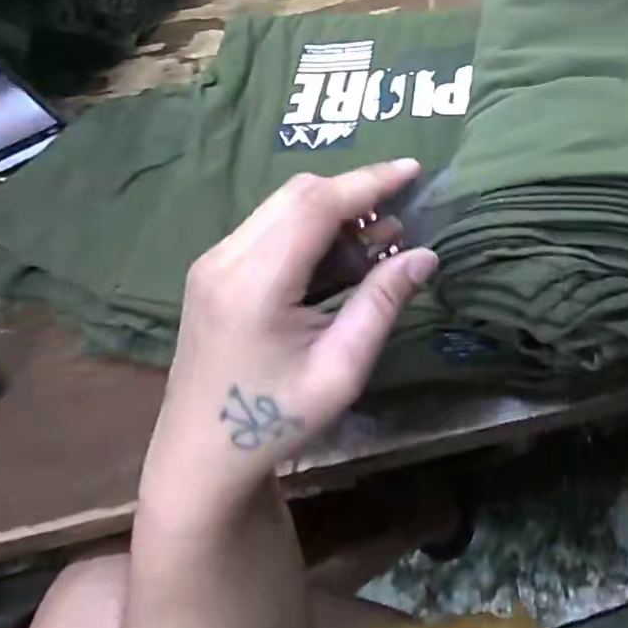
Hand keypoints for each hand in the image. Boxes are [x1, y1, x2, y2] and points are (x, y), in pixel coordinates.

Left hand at [139, 160, 438, 522]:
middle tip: (402, 211)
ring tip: (381, 239)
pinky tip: (344, 257)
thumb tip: (425, 254)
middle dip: (354, 191)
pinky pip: (270, 229)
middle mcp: (226, 258)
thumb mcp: (341, 368)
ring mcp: (214, 262)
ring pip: (283, 206)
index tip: (413, 170)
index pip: (316, 206)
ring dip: (334, 211)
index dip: (368, 182)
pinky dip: (311, 230)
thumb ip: (381, 303)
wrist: (201, 457)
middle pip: (297, 195)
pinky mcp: (215, 271)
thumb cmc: (276, 422)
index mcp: (254, 283)